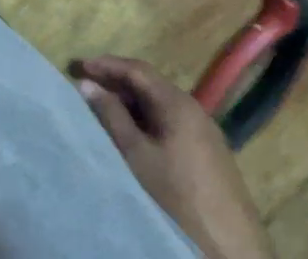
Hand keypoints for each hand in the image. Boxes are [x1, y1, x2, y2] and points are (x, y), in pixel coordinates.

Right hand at [73, 56, 272, 258]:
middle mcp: (194, 109)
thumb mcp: (135, 153)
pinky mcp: (208, 152)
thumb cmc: (175, 193)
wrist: (228, 244)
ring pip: (161, 105)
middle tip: (86, 87)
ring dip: (131, 103)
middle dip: (117, 82)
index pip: (138, 70)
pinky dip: (147, 120)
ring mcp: (204, 132)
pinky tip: (132, 135)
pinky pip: (171, 123)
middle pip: (151, 85)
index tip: (78, 67)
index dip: (106, 65)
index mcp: (178, 103)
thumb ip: (111, 115)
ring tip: (103, 110)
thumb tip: (87, 84)